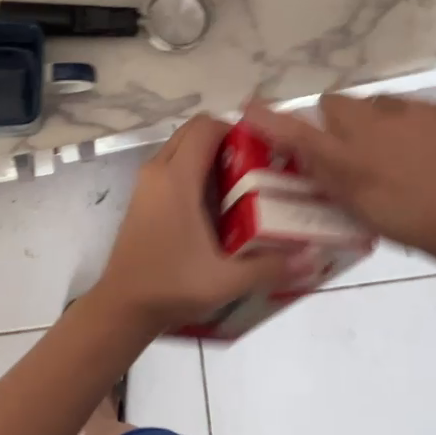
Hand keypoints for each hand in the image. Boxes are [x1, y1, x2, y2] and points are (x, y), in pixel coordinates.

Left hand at [91, 114, 288, 331]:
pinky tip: (214, 204)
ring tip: (239, 184)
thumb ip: (270, 266)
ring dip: (207, 154)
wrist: (122, 307)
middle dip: (224, 139)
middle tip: (253, 166)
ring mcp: (146, 183)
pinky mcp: (142, 197)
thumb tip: (312, 257)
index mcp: (177, 178)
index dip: (234, 130)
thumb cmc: (172, 286)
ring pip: (179, 147)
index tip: (261, 150)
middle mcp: (158, 170)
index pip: (205, 127)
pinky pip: (170, 165)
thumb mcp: (226, 280)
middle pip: (192, 131)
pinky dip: (192, 169)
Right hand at [242, 94, 435, 276]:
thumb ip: (337, 186)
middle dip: (330, 121)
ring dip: (366, 122)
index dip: (270, 121)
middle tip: (346, 153)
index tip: (247, 107)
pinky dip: (399, 124)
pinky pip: (401, 107)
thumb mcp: (375, 219)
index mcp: (356, 164)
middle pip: (333, 105)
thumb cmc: (434, 233)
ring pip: (368, 105)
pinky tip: (423, 153)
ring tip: (392, 156)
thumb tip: (310, 164)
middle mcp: (374, 130)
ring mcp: (408, 114)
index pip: (300, 135)